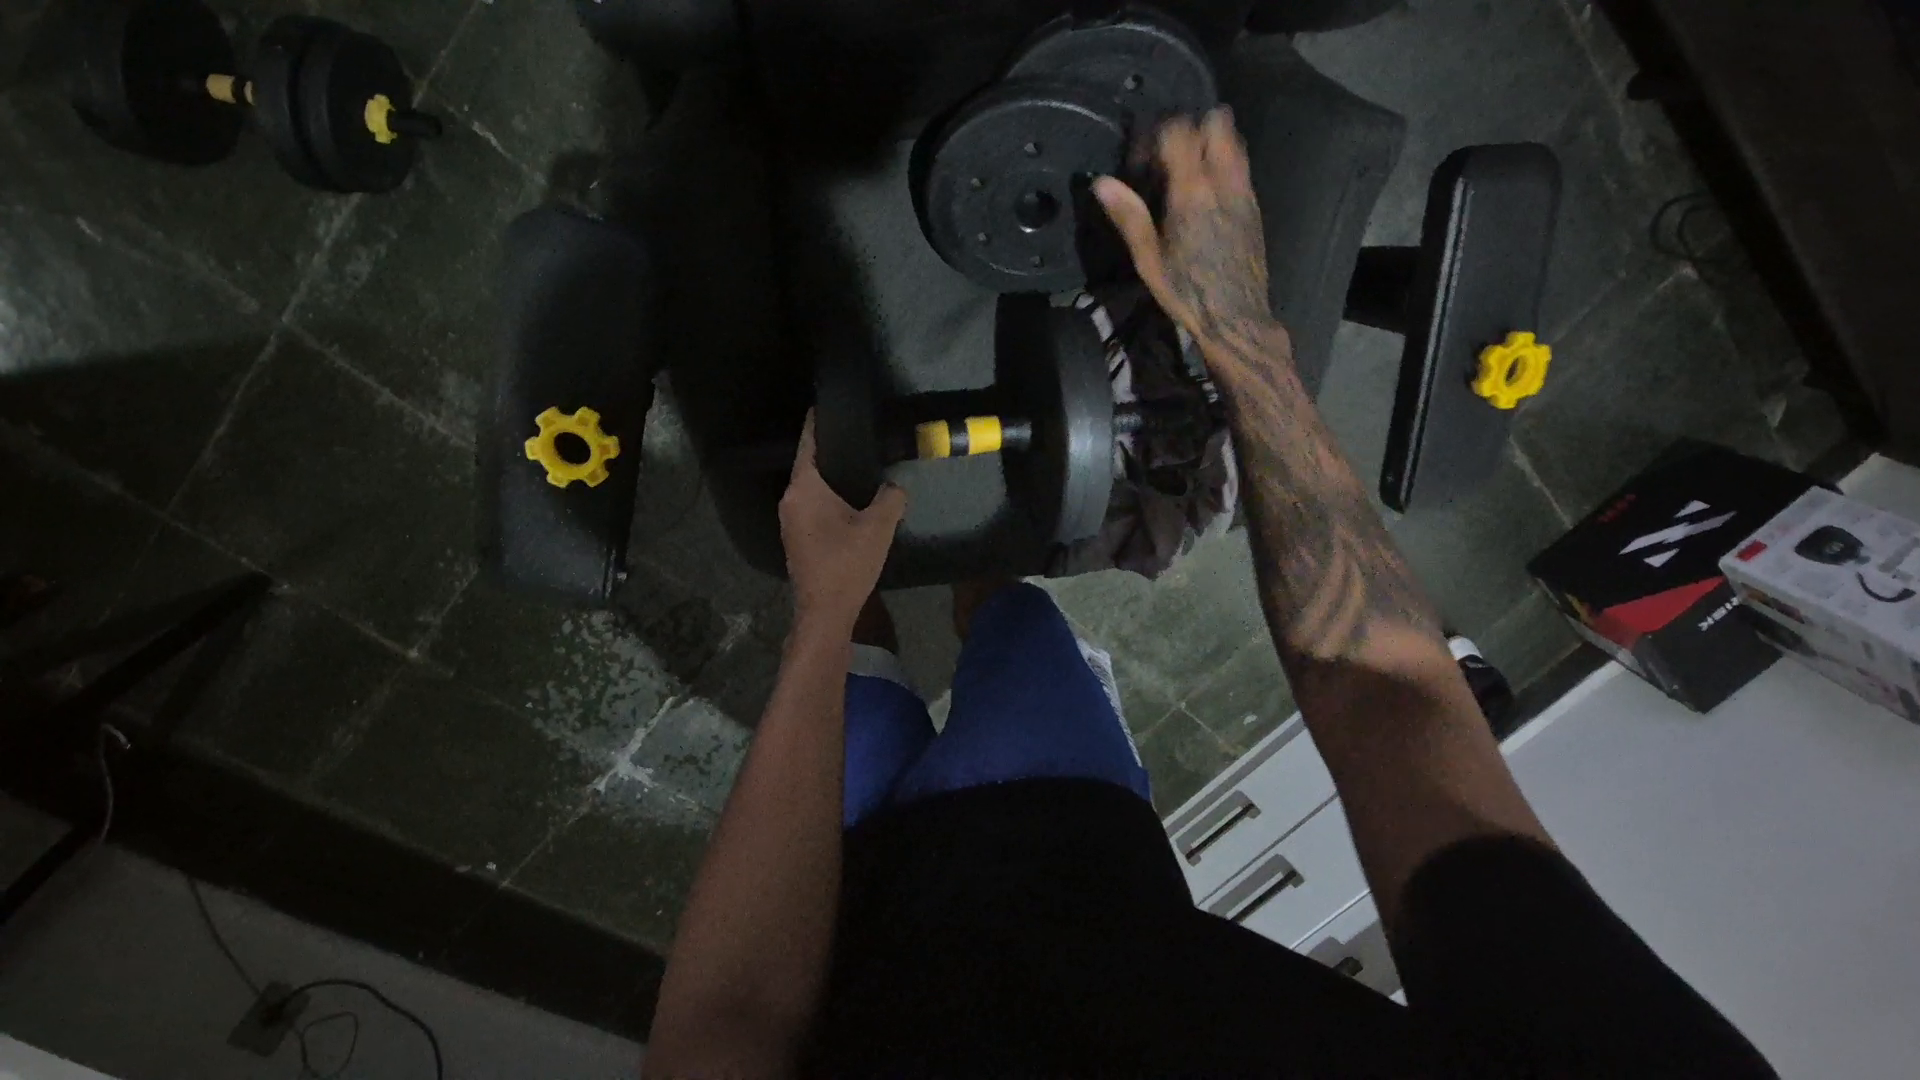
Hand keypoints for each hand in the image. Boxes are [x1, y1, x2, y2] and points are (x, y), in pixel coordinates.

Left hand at [779, 411, 907, 631]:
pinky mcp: (798, 539)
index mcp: (804, 489)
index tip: (825, 404)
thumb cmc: (847, 564)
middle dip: (831, 451)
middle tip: (857, 436)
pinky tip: (852, 501)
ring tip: (860, 466)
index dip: (817, 422)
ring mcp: (790, 521)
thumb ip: (890, 499)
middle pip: (809, 465)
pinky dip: (830, 499)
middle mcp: (790, 500)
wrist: (826, 612)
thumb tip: (893, 488)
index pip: (808, 444)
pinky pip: (813, 507)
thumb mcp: (878, 528)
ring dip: (832, 480)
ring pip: (812, 489)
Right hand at [1094, 108, 1281, 352]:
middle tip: (1169, 155)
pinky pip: (1241, 166)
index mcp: (1192, 193)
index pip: (1180, 132)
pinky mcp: (1254, 206)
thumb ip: (1129, 216)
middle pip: (1215, 124)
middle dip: (1191, 128)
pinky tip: (1207, 191)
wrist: (1234, 316)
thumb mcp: (1148, 260)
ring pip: (1234, 141)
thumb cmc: (1185, 292)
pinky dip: (1224, 163)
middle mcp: (1223, 183)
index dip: (1158, 135)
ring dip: (1211, 142)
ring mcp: (1244, 192)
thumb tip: (1102, 183)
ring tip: (1189, 168)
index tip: (1143, 158)